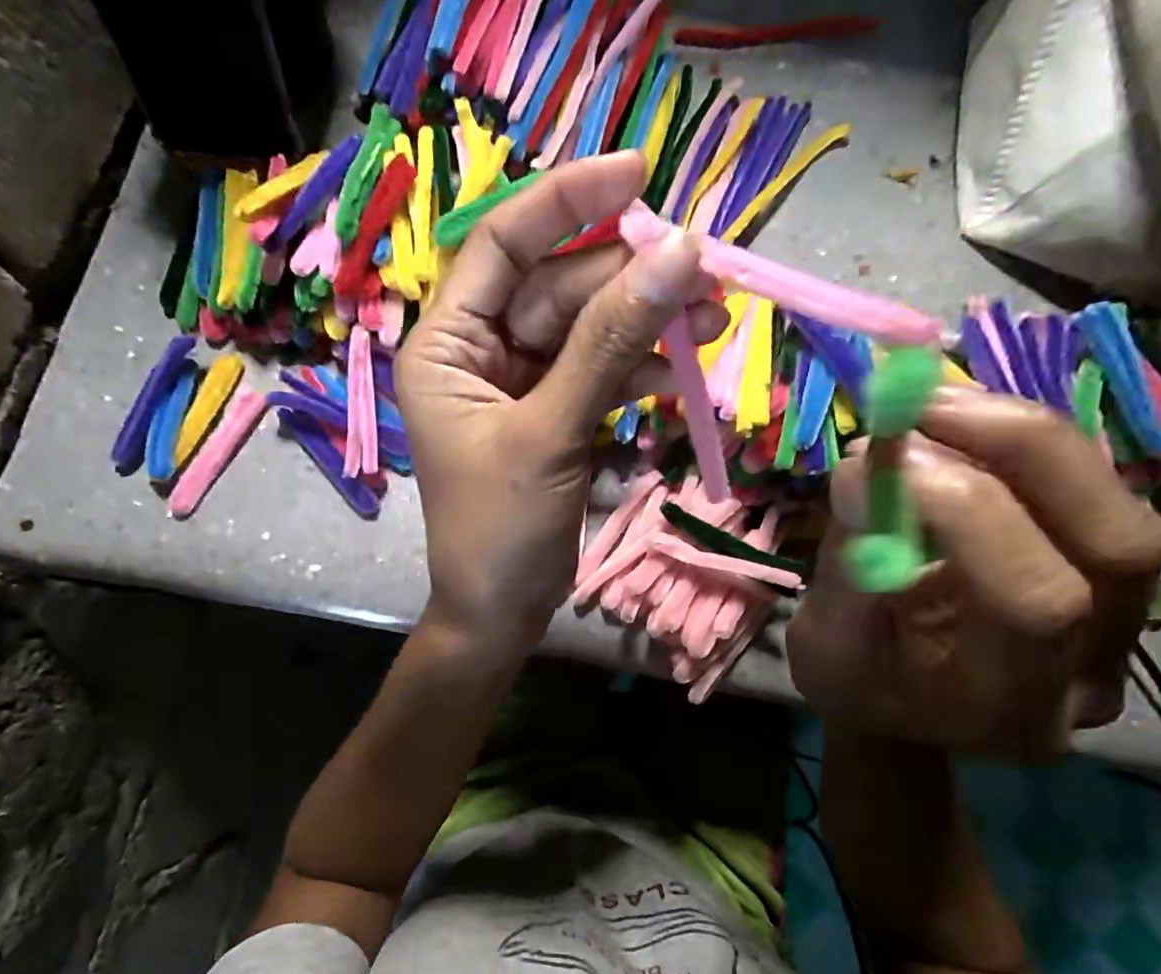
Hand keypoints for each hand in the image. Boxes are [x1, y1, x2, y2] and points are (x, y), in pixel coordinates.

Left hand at [397, 152, 717, 654]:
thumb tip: (680, 255)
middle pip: (559, 284)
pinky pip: (602, 370)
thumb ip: (610, 345)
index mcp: (446, 343)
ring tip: (715, 322)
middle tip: (708, 273)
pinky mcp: (554, 411)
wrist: (500, 613)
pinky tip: (684, 373)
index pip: (503, 244)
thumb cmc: (500, 530)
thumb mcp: (550, 431)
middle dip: (630, 279)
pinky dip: (642, 369)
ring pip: (589, 327)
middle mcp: (478, 349)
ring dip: (648, 324)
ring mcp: (520, 381)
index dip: (567, 202)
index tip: (640, 172)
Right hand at [787, 387, 1160, 760]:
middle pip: (1117, 545)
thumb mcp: (825, 643)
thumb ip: (850, 563)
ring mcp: (1127, 627)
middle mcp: (1094, 672)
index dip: (964, 514)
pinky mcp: (1119, 580)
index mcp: (1011, 709)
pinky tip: (964, 426)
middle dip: (1022, 452)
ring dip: (1025, 436)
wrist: (905, 709)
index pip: (1035, 602)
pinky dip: (1028, 446)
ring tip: (934, 405)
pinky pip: (1096, 493)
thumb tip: (869, 461)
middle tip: (923, 401)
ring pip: (1119, 505)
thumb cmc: (855, 687)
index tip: (876, 456)